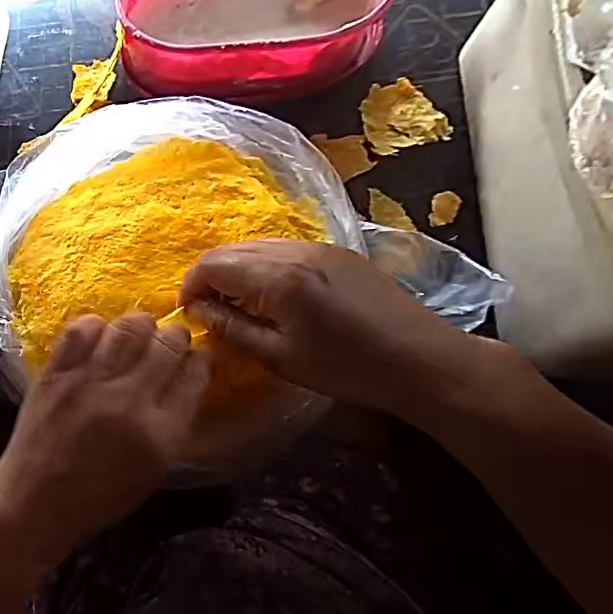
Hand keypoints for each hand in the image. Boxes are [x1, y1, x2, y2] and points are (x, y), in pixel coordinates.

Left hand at [0, 312, 207, 554]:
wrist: (34, 501)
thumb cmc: (96, 497)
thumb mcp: (151, 470)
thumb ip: (170, 425)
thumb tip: (180, 383)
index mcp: (161, 432)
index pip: (195, 376)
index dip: (199, 360)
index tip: (193, 357)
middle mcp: (128, 400)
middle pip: (166, 344)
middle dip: (175, 335)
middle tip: (167, 339)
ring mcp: (88, 383)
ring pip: (127, 328)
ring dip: (139, 324)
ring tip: (137, 331)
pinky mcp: (54, 375)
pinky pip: (79, 331)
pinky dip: (94, 326)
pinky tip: (98, 334)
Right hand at [179, 240, 518, 418]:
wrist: (423, 361)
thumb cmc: (346, 367)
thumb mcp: (277, 356)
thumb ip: (230, 326)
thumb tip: (196, 309)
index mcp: (278, 278)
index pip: (211, 264)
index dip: (190, 286)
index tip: (189, 312)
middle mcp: (295, 251)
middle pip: (230, 249)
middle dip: (208, 276)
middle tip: (207, 309)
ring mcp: (319, 247)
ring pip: (254, 246)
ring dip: (234, 270)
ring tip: (236, 303)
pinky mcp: (336, 252)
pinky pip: (281, 249)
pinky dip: (260, 266)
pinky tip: (268, 295)